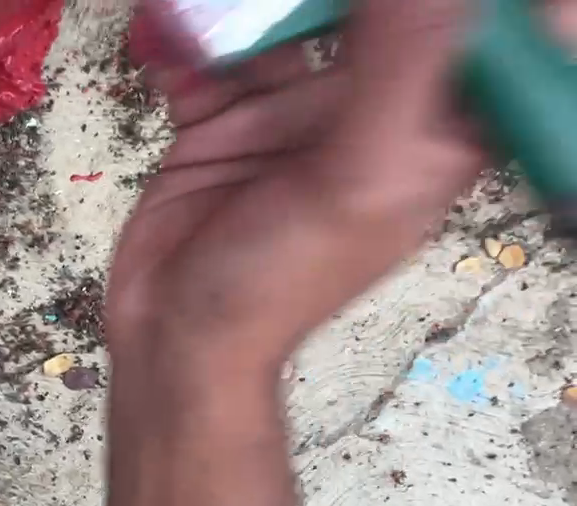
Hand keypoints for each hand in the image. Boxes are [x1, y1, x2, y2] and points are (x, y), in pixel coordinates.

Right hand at [105, 0, 537, 373]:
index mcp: (436, 114)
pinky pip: (203, 67)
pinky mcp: (214, 129)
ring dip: (233, 9)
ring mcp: (282, 115)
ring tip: (191, 1)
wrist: (170, 340)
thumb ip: (401, 67)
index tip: (370, 3)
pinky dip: (179, 44)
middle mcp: (364, 103)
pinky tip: (158, 29)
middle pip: (364, 9)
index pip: (479, 15)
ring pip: (274, 27)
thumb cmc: (274, 282)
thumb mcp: (359, 179)